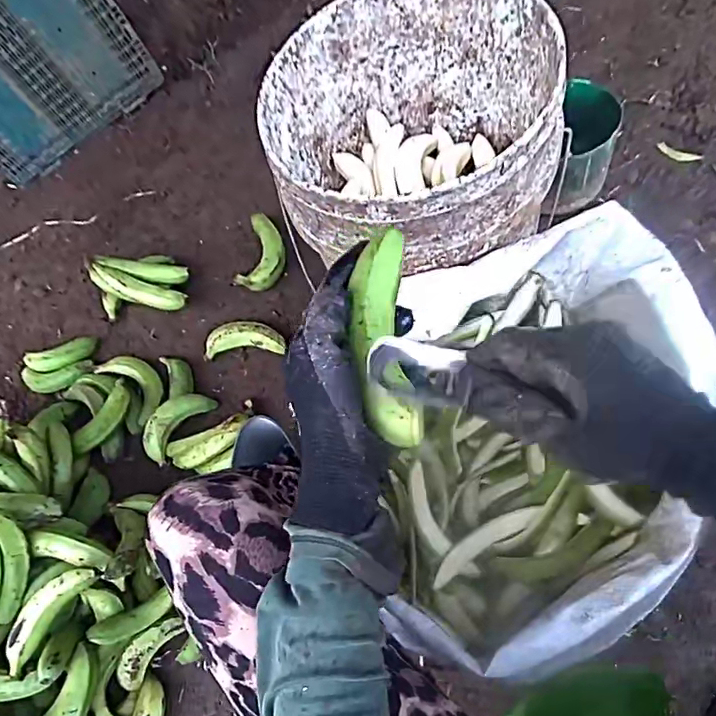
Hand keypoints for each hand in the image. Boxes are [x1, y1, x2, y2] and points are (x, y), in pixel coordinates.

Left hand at [284, 243, 390, 539]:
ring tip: (406, 319)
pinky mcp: (358, 390)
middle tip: (398, 290)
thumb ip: (327, 320)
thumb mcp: (323, 359)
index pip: (328, 296)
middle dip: (372, 294)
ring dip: (384, 318)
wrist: (347, 467)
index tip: (373, 248)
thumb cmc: (334, 413)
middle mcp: (319, 355)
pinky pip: (373, 353)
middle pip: (347, 310)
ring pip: (363, 330)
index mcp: (308, 345)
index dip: (348, 269)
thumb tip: (340, 291)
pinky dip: (388, 342)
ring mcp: (339, 374)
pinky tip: (404, 345)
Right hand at [426, 323, 715, 537]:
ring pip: (551, 345)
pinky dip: (554, 369)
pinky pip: (574, 350)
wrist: (700, 444)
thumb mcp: (563, 439)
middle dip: (503, 366)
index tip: (461, 382)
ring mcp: (609, 337)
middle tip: (490, 400)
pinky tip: (556, 396)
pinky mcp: (624, 348)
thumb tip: (473, 394)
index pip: (507, 344)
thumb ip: (516, 412)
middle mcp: (586, 333)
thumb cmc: (626, 446)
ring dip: (529, 368)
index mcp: (568, 352)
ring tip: (522, 402)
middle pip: (528, 342)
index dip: (479, 360)